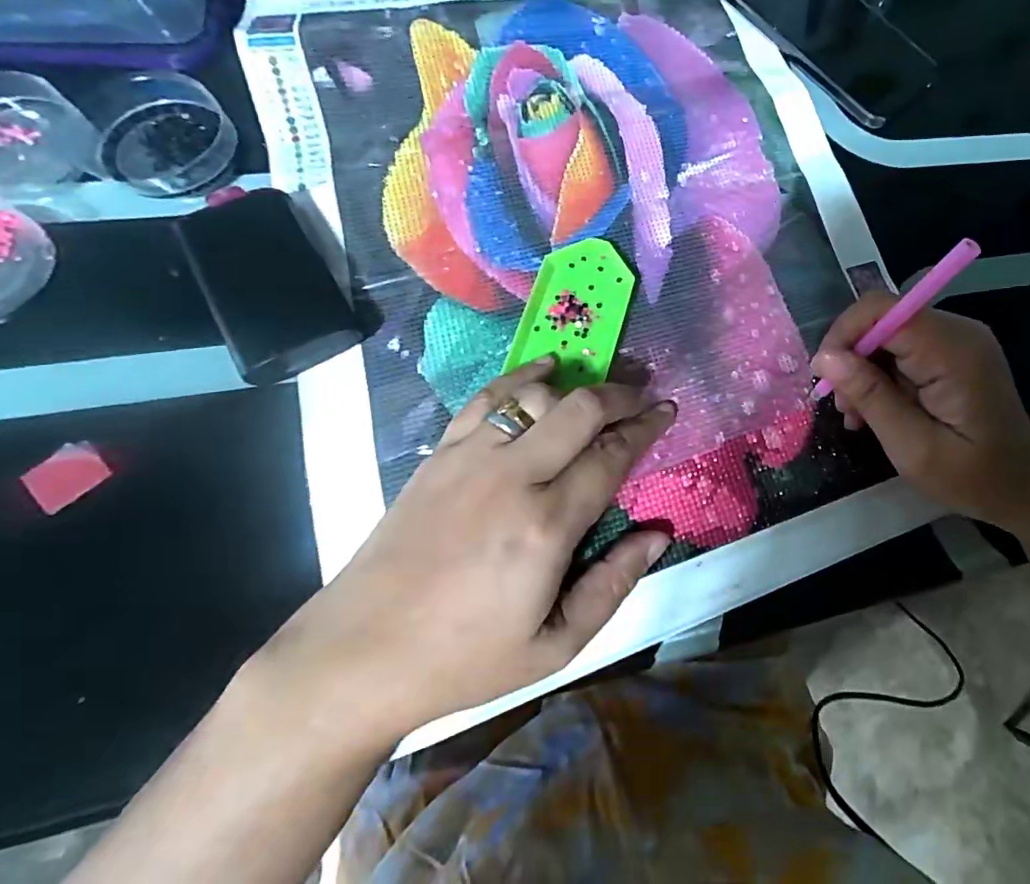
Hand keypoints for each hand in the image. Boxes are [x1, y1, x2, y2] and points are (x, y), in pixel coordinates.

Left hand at [241, 357, 675, 748]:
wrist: (361, 653)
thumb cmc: (465, 659)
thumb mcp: (555, 644)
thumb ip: (613, 583)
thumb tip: (658, 534)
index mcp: (545, 526)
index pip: (610, 456)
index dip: (645, 428)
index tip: (668, 411)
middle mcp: (511, 477)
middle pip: (579, 411)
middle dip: (621, 395)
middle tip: (645, 392)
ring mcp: (469, 459)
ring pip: (535, 396)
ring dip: (577, 383)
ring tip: (603, 382)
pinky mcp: (439, 456)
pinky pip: (486, 398)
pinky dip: (520, 378)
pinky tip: (543, 371)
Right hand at [812, 293, 1029, 526]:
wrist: (1024, 486)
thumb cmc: (972, 476)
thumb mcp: (912, 447)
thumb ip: (871, 397)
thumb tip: (826, 358)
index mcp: (952, 351)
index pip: (882, 310)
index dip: (845, 334)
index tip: (825, 377)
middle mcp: (956, 332)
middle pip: (880, 319)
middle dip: (850, 357)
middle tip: (841, 406)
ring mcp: (955, 339)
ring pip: (885, 334)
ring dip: (861, 370)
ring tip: (856, 416)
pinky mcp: (950, 352)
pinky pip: (900, 348)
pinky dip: (879, 374)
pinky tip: (873, 409)